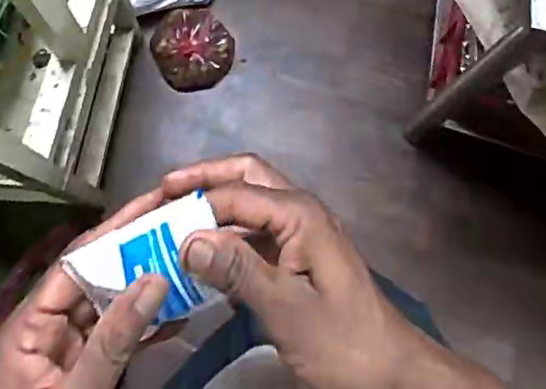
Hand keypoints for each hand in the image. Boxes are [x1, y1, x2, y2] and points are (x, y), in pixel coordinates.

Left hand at [0, 190, 171, 388]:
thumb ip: (114, 338)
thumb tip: (155, 276)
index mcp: (30, 322)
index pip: (77, 259)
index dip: (116, 228)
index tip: (155, 203)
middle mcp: (47, 325)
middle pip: (96, 273)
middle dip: (137, 249)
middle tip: (178, 221)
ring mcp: (67, 348)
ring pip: (112, 301)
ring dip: (148, 283)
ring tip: (187, 256)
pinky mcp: (85, 369)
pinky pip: (118, 334)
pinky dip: (148, 323)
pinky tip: (181, 312)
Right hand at [161, 156, 499, 388]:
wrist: (391, 372)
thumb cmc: (344, 342)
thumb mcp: (288, 310)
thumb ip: (238, 271)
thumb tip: (188, 239)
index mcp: (299, 212)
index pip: (235, 194)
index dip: (193, 204)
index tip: (154, 218)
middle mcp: (299, 209)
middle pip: (245, 176)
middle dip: (204, 177)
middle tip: (165, 188)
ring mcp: (299, 230)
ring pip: (250, 199)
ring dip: (214, 202)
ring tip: (176, 213)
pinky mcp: (297, 254)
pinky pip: (255, 230)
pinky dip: (226, 232)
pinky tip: (204, 251)